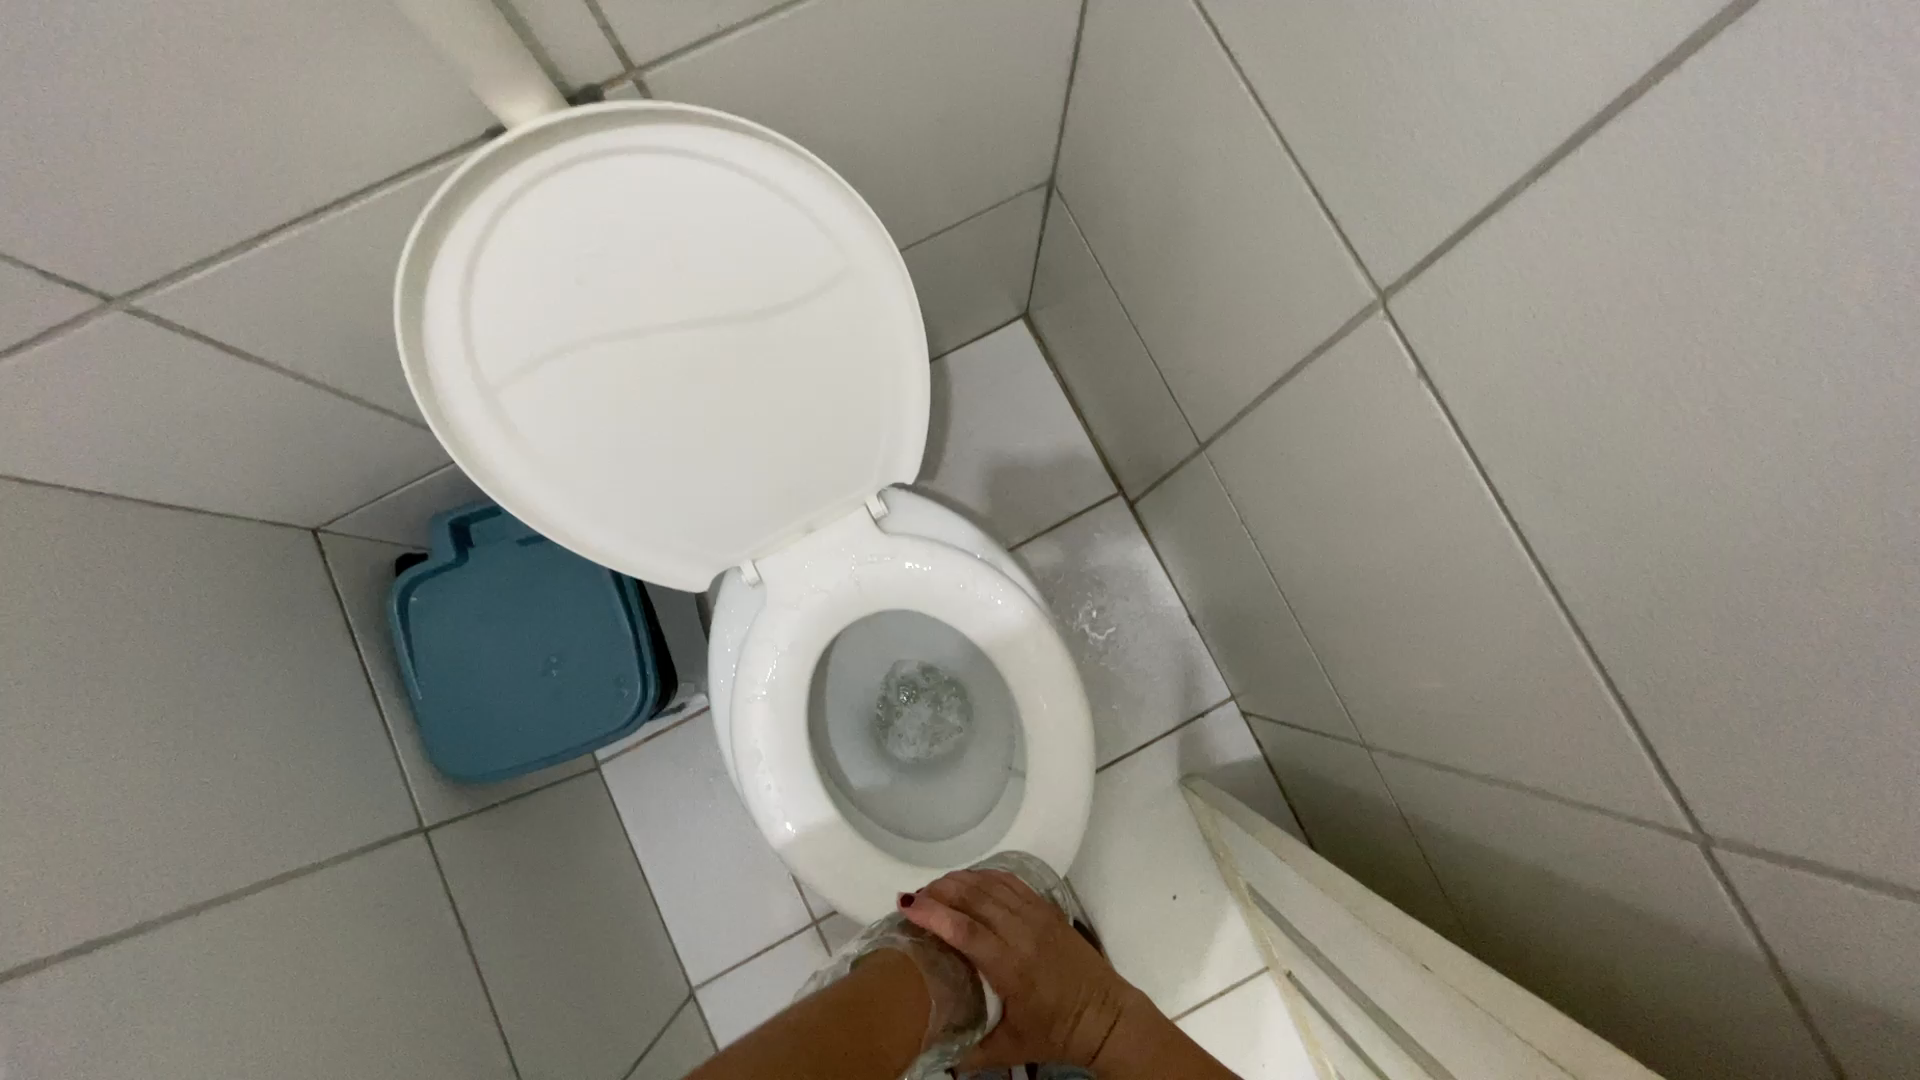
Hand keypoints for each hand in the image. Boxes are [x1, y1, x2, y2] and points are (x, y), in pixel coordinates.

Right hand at [898, 869, 1148, 1069]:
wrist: (1105, 1016)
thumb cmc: (1056, 1033)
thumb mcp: (1009, 1049)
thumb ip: (969, 1050)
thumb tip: (928, 1052)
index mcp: (1012, 967)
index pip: (966, 930)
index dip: (934, 914)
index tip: (907, 905)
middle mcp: (1023, 933)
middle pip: (974, 897)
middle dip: (939, 891)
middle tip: (913, 897)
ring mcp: (1037, 915)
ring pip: (991, 884)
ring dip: (960, 880)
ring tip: (934, 888)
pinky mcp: (1046, 907)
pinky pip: (1010, 882)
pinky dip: (985, 875)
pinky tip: (968, 880)